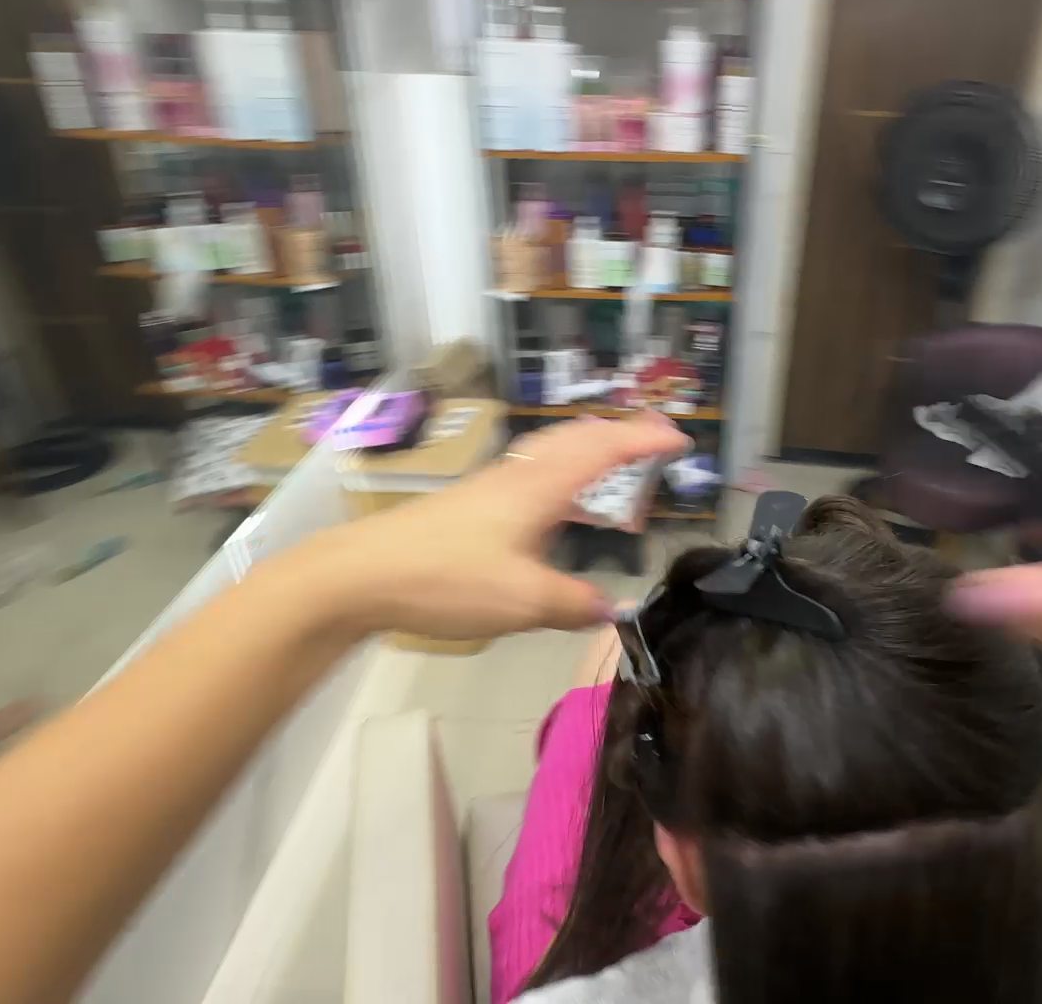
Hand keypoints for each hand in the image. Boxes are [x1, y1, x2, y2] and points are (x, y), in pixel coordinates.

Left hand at [292, 412, 687, 640]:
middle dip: (621, 433)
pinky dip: (563, 471)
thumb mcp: (524, 601)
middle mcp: (519, 476)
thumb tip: (613, 609)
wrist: (360, 574)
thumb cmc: (449, 579)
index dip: (645, 440)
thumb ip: (574, 604)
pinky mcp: (471, 505)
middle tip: (654, 439)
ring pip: (552, 452)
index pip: (604, 449)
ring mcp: (491, 487)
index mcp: (540, 487)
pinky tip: (554, 501)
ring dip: (590, 449)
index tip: (680, 438)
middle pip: (577, 438)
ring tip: (614, 462)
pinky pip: (533, 473)